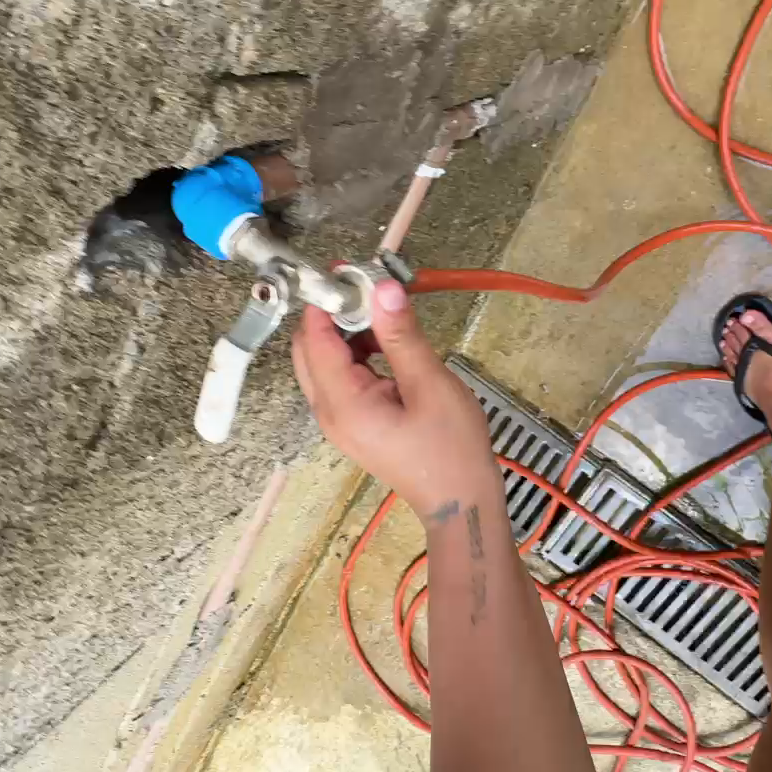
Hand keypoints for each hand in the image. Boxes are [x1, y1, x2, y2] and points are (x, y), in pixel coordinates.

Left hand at [289, 280, 498, 518]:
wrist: (461, 500)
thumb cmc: (451, 446)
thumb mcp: (431, 384)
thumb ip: (402, 335)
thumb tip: (383, 289)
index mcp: (343, 404)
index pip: (315, 339)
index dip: (327, 301)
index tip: (351, 271)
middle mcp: (329, 412)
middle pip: (309, 349)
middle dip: (333, 313)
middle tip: (370, 287)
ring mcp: (339, 420)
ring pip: (325, 362)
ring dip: (347, 331)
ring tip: (385, 312)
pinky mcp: (354, 422)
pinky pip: (342, 377)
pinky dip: (357, 352)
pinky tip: (389, 342)